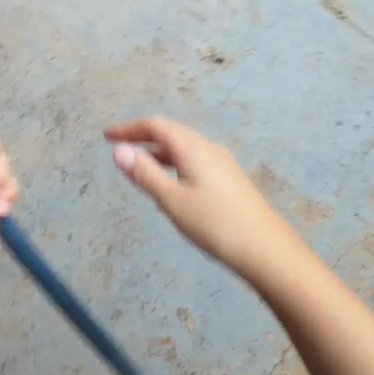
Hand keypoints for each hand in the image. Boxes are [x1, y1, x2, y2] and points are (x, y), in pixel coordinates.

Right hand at [105, 115, 303, 277]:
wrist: (266, 249)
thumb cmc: (214, 223)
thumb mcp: (172, 200)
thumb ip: (145, 174)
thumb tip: (118, 150)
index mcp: (192, 147)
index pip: (156, 125)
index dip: (129, 128)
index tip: (107, 136)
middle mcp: (207, 147)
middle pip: (170, 132)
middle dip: (142, 137)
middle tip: (119, 148)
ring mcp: (221, 163)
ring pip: (183, 147)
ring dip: (158, 151)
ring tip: (138, 166)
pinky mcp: (229, 179)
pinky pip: (193, 160)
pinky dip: (173, 163)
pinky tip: (169, 184)